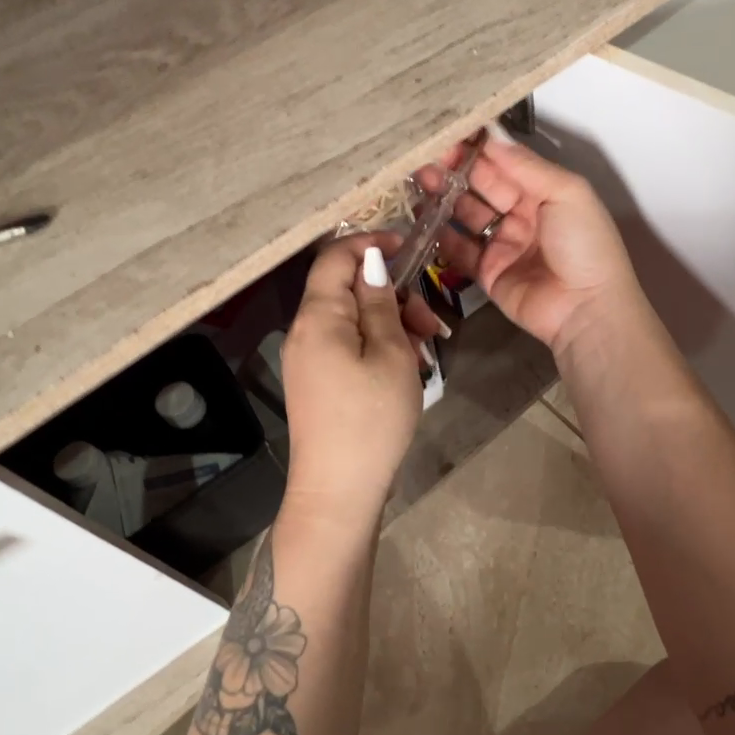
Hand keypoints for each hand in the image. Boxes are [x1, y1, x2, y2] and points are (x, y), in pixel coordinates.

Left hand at [280, 234, 439, 516]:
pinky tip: (407, 367)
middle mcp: (304, 332)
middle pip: (346, 289)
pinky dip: (378, 345)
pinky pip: (347, 345)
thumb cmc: (372, 419)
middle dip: (391, 293)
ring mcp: (308, 359)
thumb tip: (372, 261)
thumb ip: (381, 304)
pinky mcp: (318, 382)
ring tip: (426, 349)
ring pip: (352, 319)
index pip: (335, 258)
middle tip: (430, 321)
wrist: (340, 490)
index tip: (410, 248)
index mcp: (318, 317)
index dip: (370, 244)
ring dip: (391, 322)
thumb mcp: (391, 355)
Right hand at [420, 128, 645, 354]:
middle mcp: (522, 214)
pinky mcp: (488, 273)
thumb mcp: (567, 193)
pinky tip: (421, 215)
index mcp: (544, 191)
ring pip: (466, 214)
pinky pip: (460, 250)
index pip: (505, 162)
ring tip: (417, 179)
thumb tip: (491, 137)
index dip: (478, 148)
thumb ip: (527, 166)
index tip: (448, 134)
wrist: (587, 309)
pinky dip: (441, 234)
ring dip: (443, 196)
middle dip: (454, 168)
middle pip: (482, 185)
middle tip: (424, 155)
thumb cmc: (586, 245)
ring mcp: (504, 244)